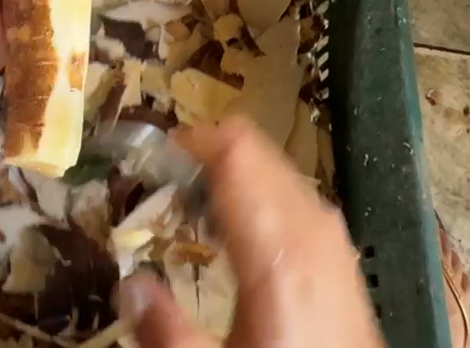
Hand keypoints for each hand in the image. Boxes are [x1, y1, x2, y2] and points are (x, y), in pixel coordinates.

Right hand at [115, 119, 384, 347]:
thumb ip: (165, 328)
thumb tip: (130, 284)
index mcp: (275, 247)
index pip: (236, 154)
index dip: (196, 140)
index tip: (160, 152)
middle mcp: (309, 224)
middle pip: (257, 151)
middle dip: (212, 154)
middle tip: (170, 181)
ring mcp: (331, 234)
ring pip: (278, 167)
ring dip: (238, 172)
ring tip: (198, 204)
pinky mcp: (340, 249)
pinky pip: (296, 193)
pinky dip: (263, 191)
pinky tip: (241, 230)